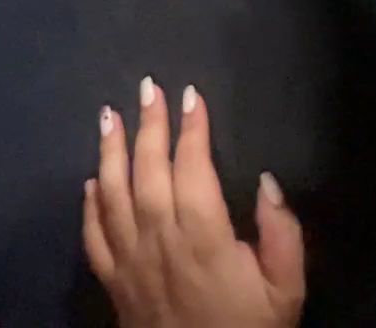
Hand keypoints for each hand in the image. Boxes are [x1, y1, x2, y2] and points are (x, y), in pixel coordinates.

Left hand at [84, 78, 304, 327]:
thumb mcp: (286, 289)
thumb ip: (283, 233)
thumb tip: (268, 181)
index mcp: (203, 239)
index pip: (192, 168)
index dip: (192, 129)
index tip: (191, 94)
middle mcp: (160, 242)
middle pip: (148, 172)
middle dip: (148, 124)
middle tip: (148, 86)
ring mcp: (130, 264)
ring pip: (113, 196)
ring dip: (110, 152)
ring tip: (108, 116)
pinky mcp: (114, 284)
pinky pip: (94, 237)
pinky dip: (89, 205)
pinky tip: (91, 179)